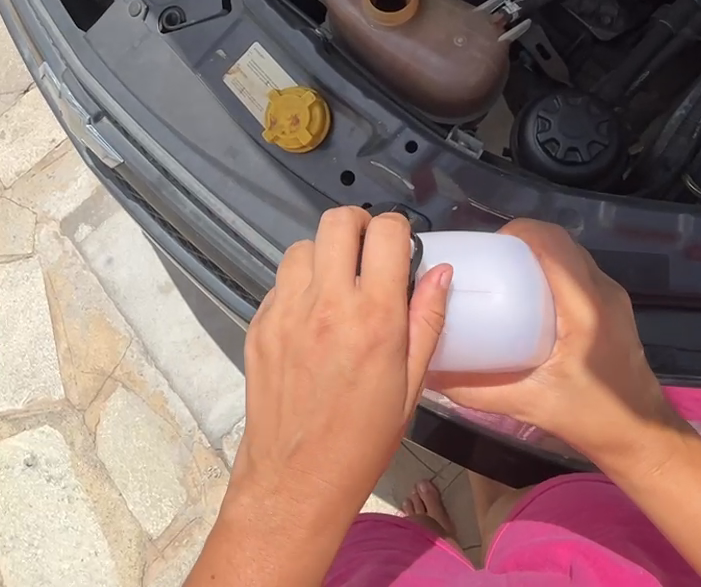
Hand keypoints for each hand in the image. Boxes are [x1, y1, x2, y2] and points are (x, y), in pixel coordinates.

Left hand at [230, 207, 452, 530]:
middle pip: (337, 220)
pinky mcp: (259, 323)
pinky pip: (280, 281)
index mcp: (374, 316)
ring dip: (323, 253)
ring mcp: (286, 310)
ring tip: (335, 282)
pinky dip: (298, 285)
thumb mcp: (411, 385)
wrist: (295, 480)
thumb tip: (441, 271)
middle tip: (366, 249)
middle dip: (358, 224)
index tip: (398, 247)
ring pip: (302, 246)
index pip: (385, 232)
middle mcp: (327, 302)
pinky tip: (309, 314)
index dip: (396, 229)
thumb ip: (427, 320)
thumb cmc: (364, 438)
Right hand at [429, 219, 688, 467]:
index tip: (486, 249)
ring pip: (571, 251)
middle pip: (560, 240)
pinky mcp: (614, 304)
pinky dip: (553, 265)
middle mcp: (601, 291)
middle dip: (522, 239)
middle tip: (490, 260)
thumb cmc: (590, 418)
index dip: (517, 234)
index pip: (550, 244)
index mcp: (583, 307)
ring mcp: (612, 295)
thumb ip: (476, 390)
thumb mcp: (528, 404)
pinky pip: (579, 267)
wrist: (643, 438)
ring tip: (506, 272)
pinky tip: (531, 293)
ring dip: (539, 250)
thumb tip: (430, 371)